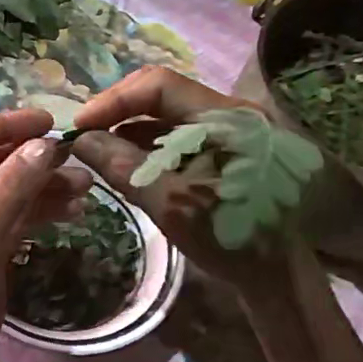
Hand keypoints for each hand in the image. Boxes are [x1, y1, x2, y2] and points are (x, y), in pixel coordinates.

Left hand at [0, 110, 92, 361]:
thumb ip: (11, 189)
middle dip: (32, 157)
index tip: (51, 122)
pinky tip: (74, 209)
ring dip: (43, 184)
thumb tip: (45, 144)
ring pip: (7, 188)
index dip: (7, 124)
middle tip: (78, 158)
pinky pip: (13, 215)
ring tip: (86, 185)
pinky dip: (40, 210)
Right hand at [68, 68, 294, 297]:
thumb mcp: (172, 204)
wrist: (282, 276)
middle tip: (85, 134)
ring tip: (98, 148)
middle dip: (118, 111)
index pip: (158, 85)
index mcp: (226, 118)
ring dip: (130, 127)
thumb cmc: (231, 237)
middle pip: (162, 94)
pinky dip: (148, 143)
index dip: (113, 101)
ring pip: (168, 114)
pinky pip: (180, 133)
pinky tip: (127, 161)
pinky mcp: (228, 149)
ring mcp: (233, 130)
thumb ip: (123, 167)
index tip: (80, 126)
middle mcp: (232, 113)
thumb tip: (81, 140)